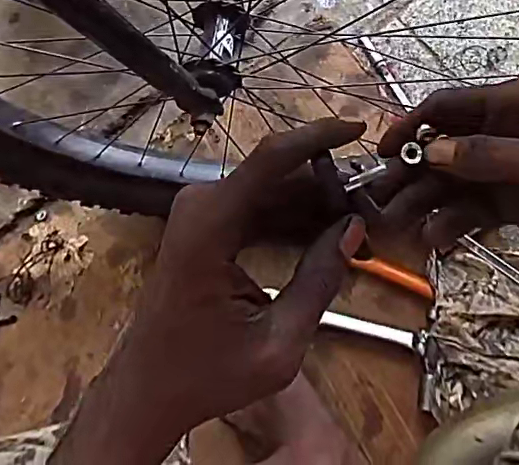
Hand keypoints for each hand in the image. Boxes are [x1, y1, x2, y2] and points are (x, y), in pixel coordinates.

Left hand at [51, 118, 368, 464]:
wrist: (147, 390)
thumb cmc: (203, 376)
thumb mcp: (276, 343)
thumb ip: (319, 281)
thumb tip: (354, 228)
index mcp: (210, 222)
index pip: (272, 157)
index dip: (318, 136)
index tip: (357, 128)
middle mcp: (204, 202)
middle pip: (278, 174)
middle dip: (327, 184)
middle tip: (370, 202)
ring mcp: (204, 210)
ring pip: (273, 189)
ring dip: (314, 203)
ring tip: (357, 224)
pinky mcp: (209, 222)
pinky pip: (261, 207)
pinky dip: (295, 218)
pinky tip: (327, 236)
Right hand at [373, 79, 518, 323]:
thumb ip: (484, 156)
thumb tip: (430, 149)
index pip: (452, 105)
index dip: (415, 124)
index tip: (385, 149)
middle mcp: (510, 131)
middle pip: (448, 145)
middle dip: (416, 170)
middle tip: (385, 198)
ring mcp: (514, 169)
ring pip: (458, 180)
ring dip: (430, 200)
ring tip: (403, 226)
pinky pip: (477, 208)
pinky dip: (455, 221)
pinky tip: (436, 240)